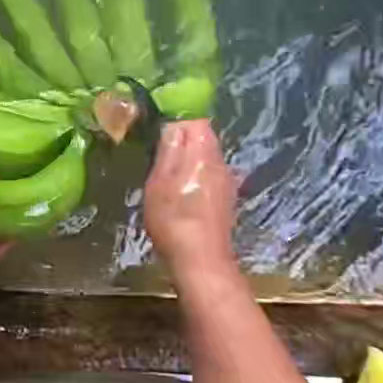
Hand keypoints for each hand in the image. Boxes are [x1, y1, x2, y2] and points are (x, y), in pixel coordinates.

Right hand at [143, 119, 240, 278]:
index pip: (196, 121)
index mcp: (203, 154)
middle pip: (203, 138)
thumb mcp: (159, 182)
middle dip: (181, 140)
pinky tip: (181, 191)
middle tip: (155, 152)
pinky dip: (194, 174)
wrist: (200, 260)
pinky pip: (209, 174)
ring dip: (187, 159)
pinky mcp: (225, 199)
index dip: (176, 122)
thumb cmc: (173, 219)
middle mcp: (220, 163)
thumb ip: (168, 151)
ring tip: (165, 173)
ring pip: (206, 157)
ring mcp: (226, 182)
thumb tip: (172, 124)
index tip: (156, 132)